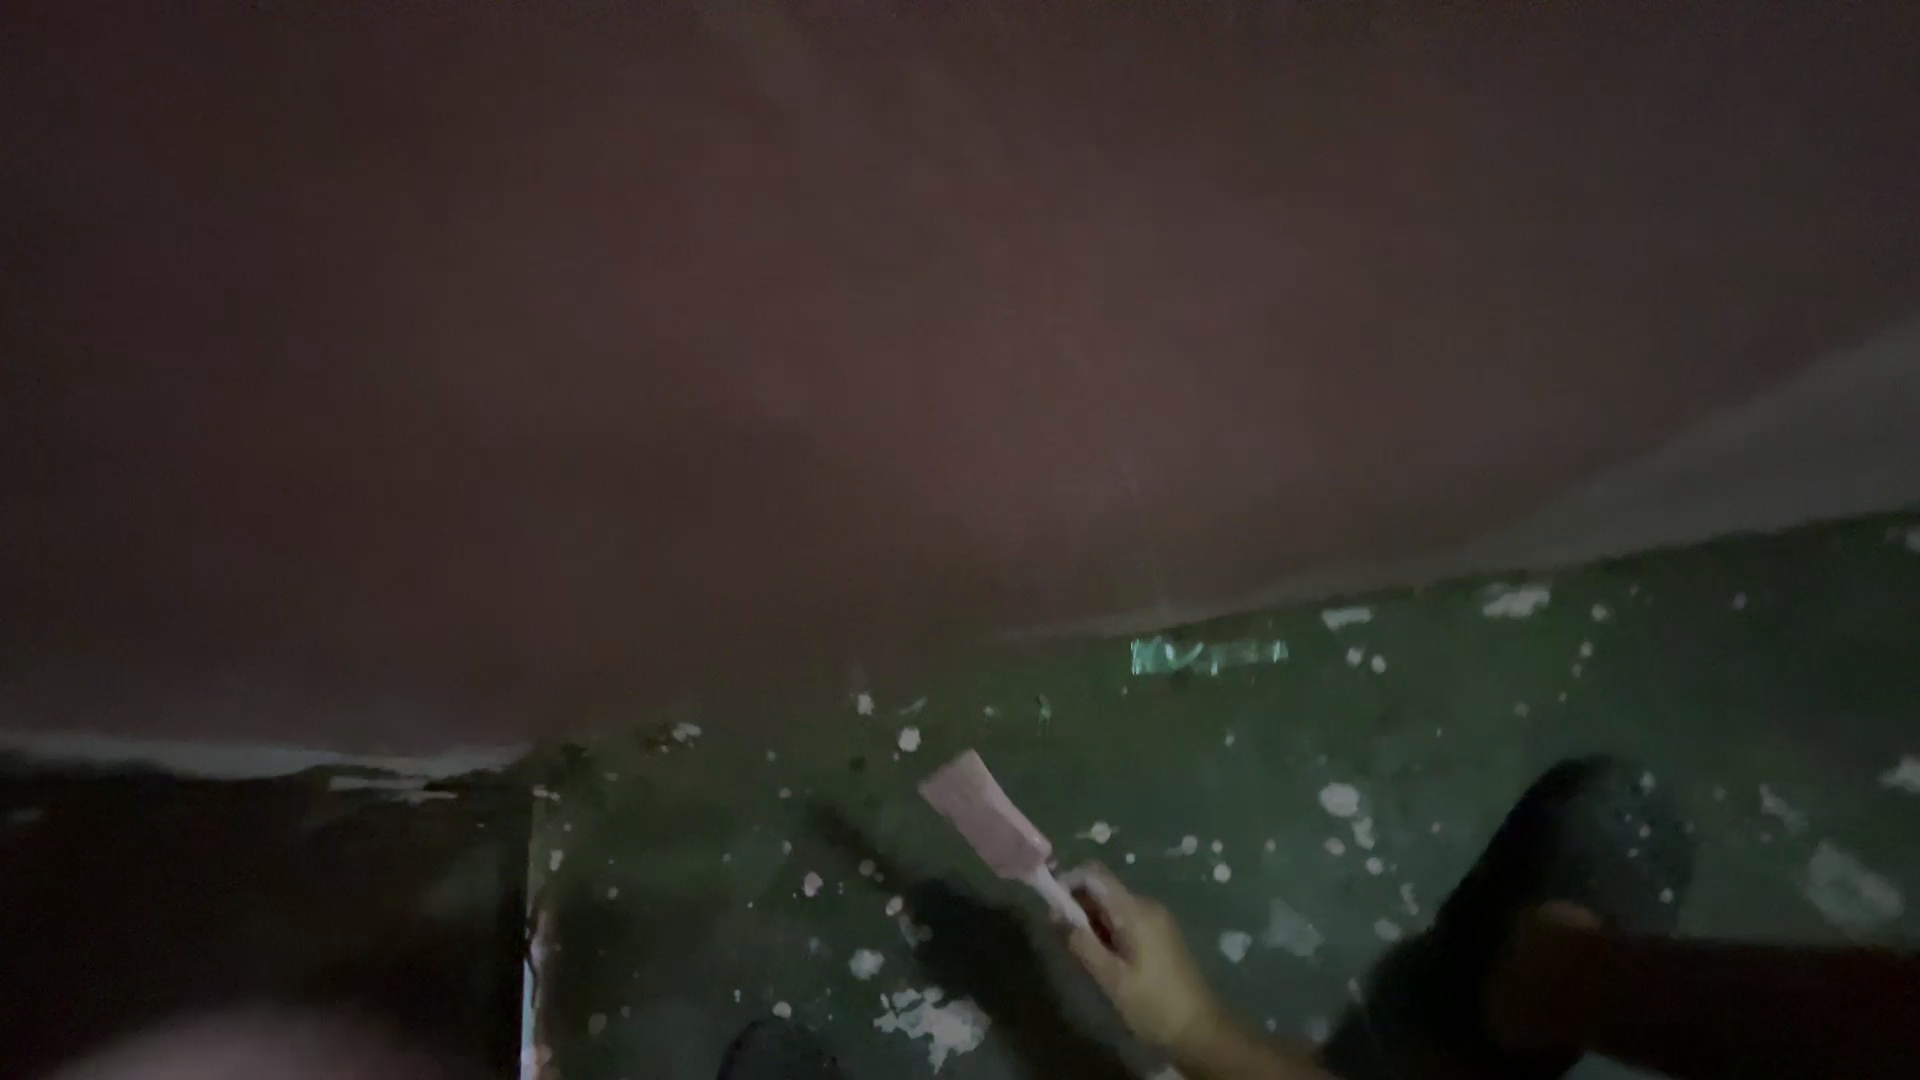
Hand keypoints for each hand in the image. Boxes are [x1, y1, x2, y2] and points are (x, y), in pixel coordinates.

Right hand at [1061, 863, 1226, 1054]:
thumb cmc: (1153, 1004)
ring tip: (1084, 952)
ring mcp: (1156, 917)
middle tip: (1062, 935)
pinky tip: (1105, 957)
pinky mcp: (1160, 932)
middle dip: (1078, 905)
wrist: (1200, 1031)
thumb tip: (1055, 913)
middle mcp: (1146, 904)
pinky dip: (1108, 928)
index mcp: (1134, 910)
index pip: (1094, 874)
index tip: (1052, 905)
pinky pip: (1126, 917)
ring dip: (1093, 920)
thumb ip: (1082, 943)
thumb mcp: (1111, 978)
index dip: (1068, 881)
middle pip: (1103, 888)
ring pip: (1113, 904)